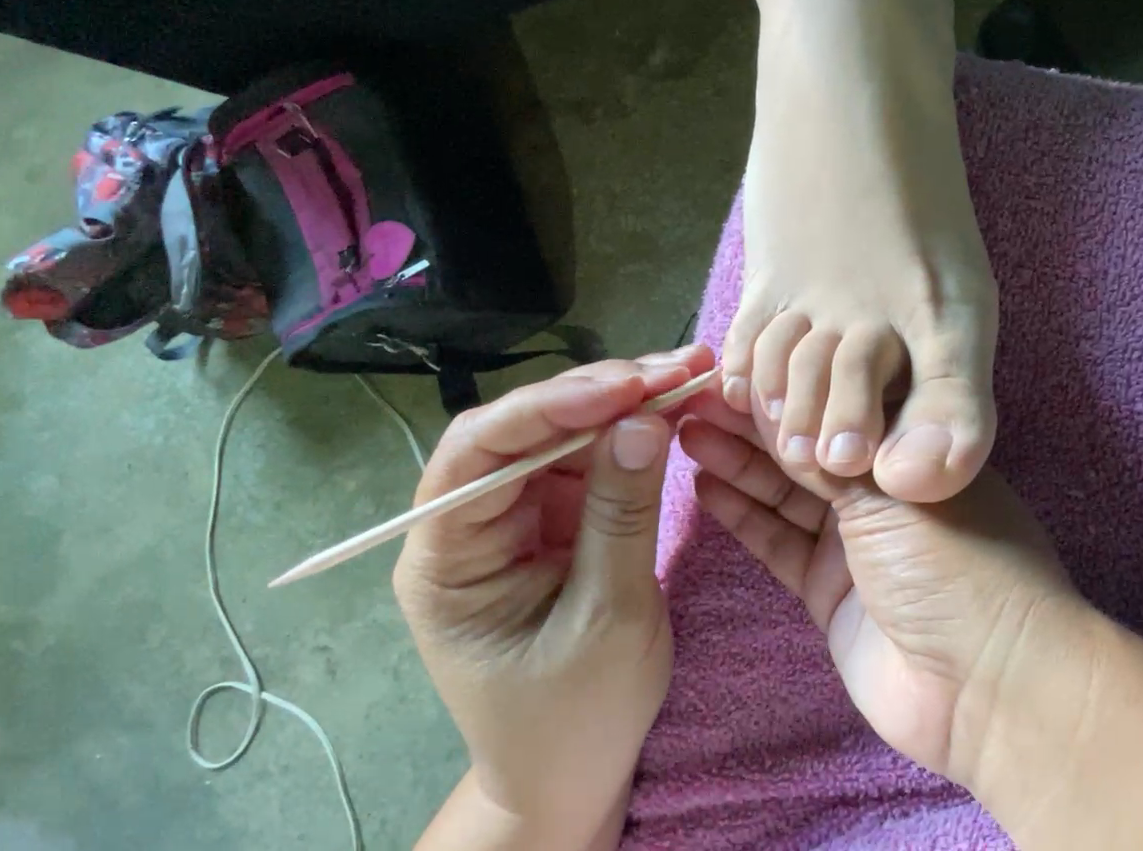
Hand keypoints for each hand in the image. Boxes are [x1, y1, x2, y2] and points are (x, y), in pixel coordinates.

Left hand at [395, 348, 711, 840]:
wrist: (573, 775)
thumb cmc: (576, 717)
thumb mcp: (609, 618)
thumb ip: (622, 514)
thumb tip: (644, 419)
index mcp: (449, 558)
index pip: (479, 454)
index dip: (550, 407)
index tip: (629, 384)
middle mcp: (476, 524)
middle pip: (527, 431)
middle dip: (604, 393)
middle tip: (685, 366)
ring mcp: (520, 519)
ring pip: (566, 435)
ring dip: (630, 402)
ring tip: (694, 376)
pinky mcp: (561, 521)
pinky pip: (595, 460)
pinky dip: (638, 432)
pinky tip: (679, 408)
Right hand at [676, 393, 1081, 782]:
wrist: (985, 683)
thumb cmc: (959, 566)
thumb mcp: (894, 494)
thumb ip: (834, 453)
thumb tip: (783, 404)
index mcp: (912, 452)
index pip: (841, 405)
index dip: (790, 386)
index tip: (735, 367)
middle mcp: (884, 490)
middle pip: (808, 448)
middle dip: (753, 422)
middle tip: (694, 397)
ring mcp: (856, 542)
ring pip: (786, 493)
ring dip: (739, 463)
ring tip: (686, 432)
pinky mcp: (829, 589)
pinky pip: (778, 543)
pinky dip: (744, 516)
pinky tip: (705, 485)